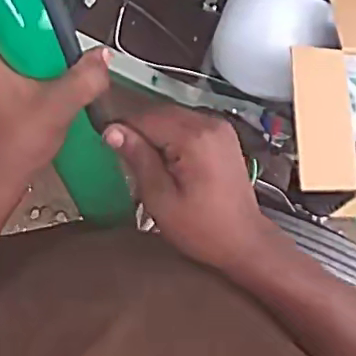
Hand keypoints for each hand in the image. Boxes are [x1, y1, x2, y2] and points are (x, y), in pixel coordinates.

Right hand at [102, 106, 289, 275]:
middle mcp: (209, 122)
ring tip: (147, 163)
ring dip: (154, 133)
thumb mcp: (160, 199)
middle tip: (127, 162)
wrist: (245, 242)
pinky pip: (186, 122)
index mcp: (194, 137)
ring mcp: (219, 125)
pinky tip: (168, 159)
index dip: (123, 131)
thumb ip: (138, 159)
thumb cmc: (200, 229)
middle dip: (139, 131)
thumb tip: (111, 130)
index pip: (145, 118)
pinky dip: (171, 135)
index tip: (111, 152)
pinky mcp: (223, 133)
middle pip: (159, 112)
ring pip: (171, 115)